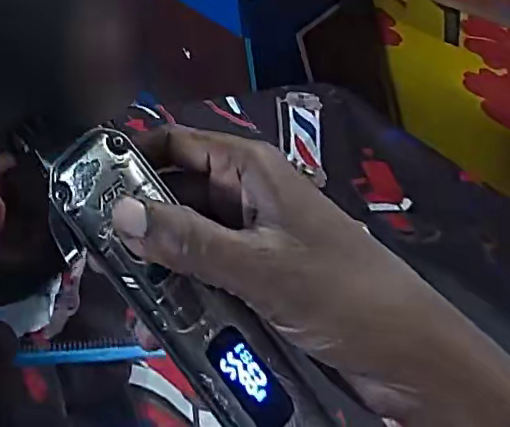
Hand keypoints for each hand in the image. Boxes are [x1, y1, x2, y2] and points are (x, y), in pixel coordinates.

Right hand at [111, 126, 509, 426]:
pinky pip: (205, 264)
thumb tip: (116, 214)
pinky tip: (158, 303)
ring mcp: (250, 232)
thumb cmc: (345, 296)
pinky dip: (181, 279)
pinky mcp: (256, 270)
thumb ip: (189, 242)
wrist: (423, 366)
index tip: (86, 178)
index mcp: (247, 166)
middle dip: (138, 212)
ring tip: (119, 277)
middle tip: (93, 240)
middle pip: (174, 188)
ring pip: (186, 230)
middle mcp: (243, 191)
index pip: (173, 142)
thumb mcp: (262, 269)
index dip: (130, 153)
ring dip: (158, 252)